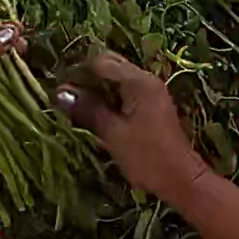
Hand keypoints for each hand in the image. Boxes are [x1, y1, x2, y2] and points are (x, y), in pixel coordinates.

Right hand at [53, 52, 208, 200]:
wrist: (180, 176)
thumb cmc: (146, 156)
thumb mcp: (112, 133)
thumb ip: (88, 109)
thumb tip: (60, 91)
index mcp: (139, 81)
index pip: (102, 62)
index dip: (78, 69)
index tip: (58, 84)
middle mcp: (147, 79)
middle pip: (112, 65)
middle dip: (87, 76)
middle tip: (65, 93)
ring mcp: (152, 91)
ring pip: (119, 78)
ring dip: (98, 86)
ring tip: (75, 102)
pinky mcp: (152, 104)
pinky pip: (127, 90)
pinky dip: (110, 96)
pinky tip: (96, 110)